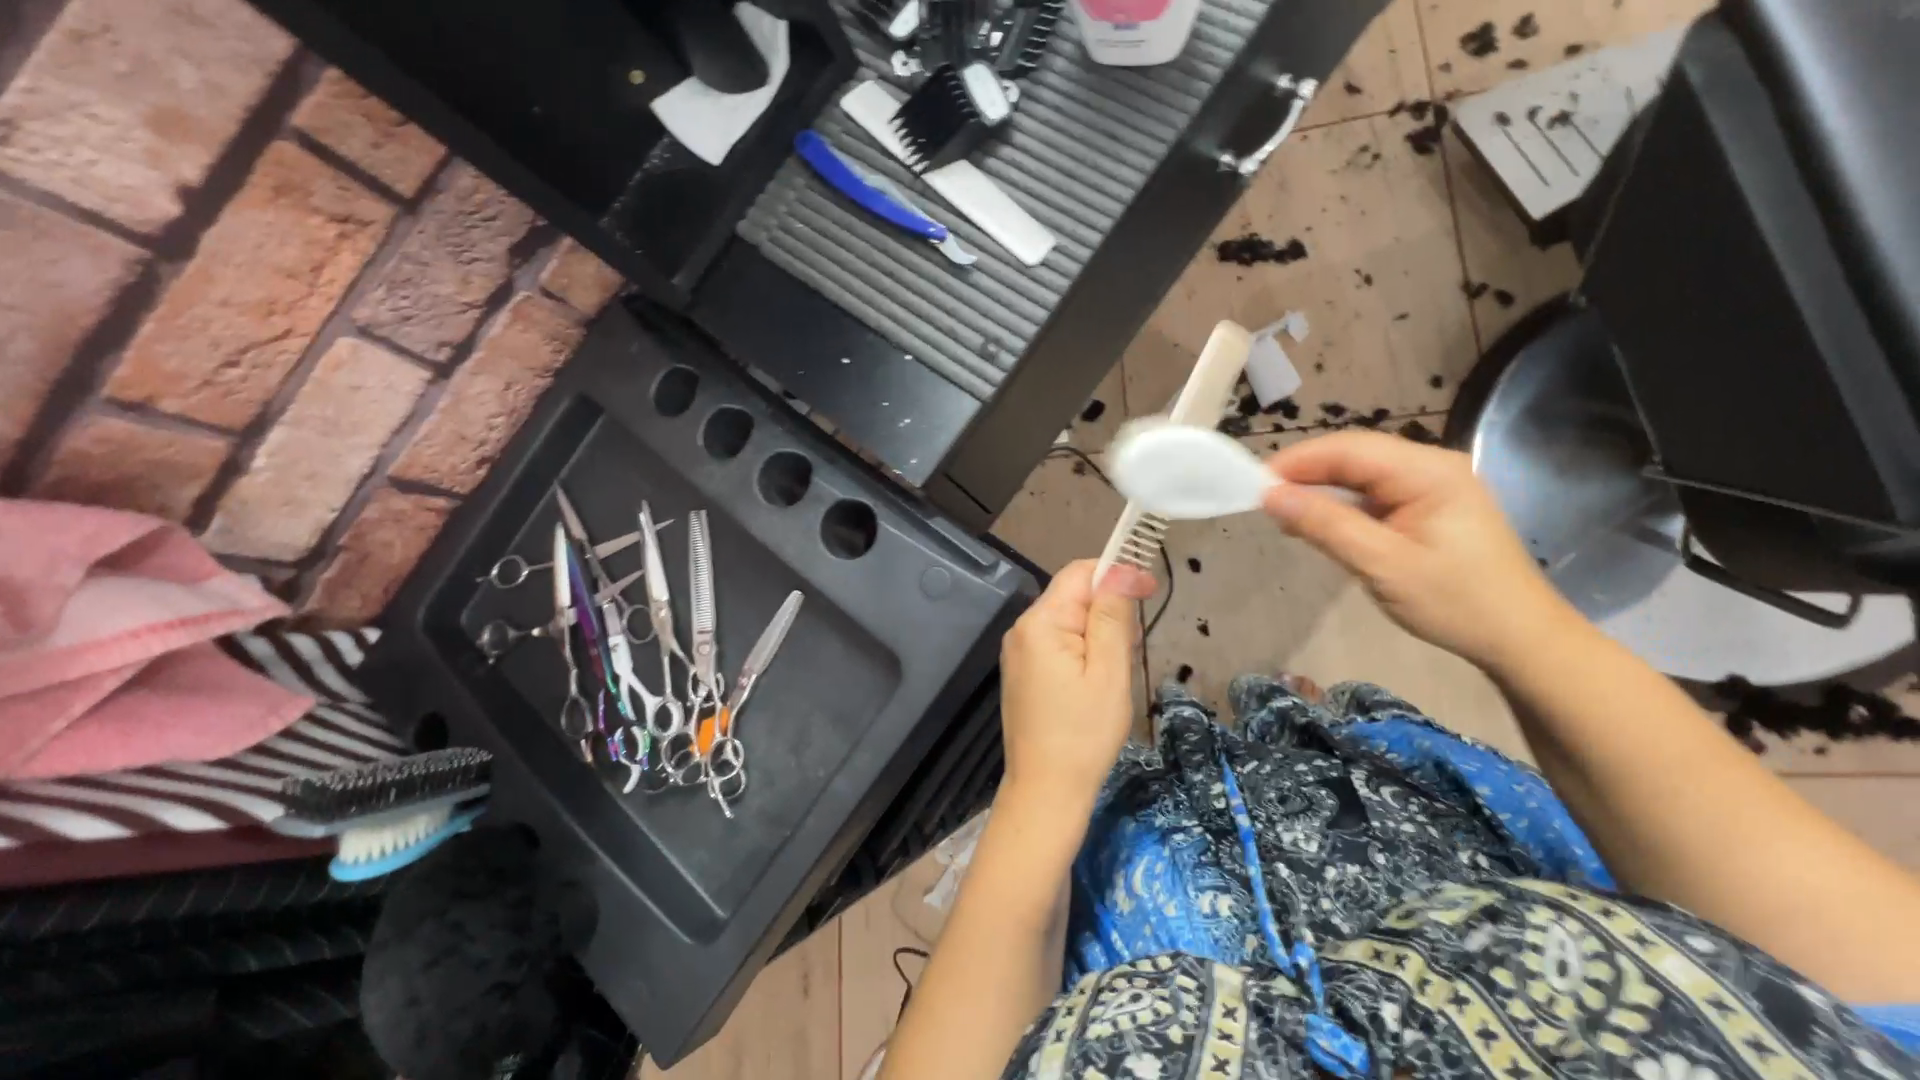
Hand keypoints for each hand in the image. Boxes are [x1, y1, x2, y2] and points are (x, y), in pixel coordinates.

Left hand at [998, 560, 1155, 805]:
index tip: (1151, 591)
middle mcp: (1022, 630)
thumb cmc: (1084, 734)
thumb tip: (1121, 569)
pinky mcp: (1022, 673)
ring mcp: (1018, 653)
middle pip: (1072, 595)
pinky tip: (1098, 679)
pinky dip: (1083, 648)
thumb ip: (1112, 616)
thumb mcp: (1109, 672)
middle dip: (1109, 606)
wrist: (1046, 790)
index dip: (1117, 573)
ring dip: (1098, 630)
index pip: (1079, 573)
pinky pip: (1057, 643)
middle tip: (1136, 643)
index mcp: (1041, 623)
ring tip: (1119, 667)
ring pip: (1067, 619)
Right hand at [1263, 431, 1575, 668]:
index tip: (1254, 485)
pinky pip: (1376, 495)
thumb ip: (1325, 526)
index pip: (1348, 449)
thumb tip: (1270, 496)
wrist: (1521, 638)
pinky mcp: (1430, 508)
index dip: (1297, 461)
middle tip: (1263, 503)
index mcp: (1428, 471)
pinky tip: (1321, 525)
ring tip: (1285, 515)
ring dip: (1322, 492)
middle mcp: (1432, 466)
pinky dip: (1344, 507)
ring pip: (1362, 476)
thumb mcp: (1383, 566)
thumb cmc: (1455, 602)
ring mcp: (1434, 486)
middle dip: (1306, 475)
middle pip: (1355, 457)